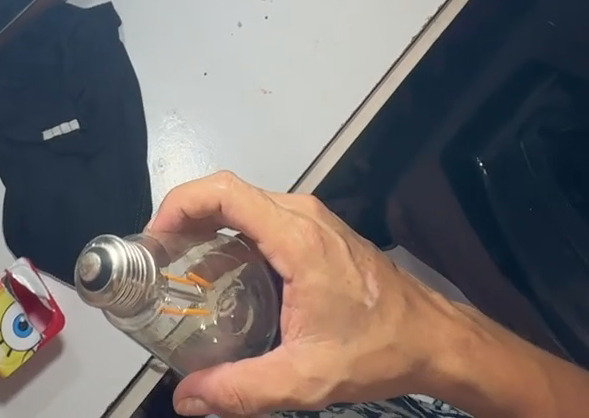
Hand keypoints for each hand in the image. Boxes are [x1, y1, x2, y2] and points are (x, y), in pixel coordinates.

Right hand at [149, 172, 503, 416]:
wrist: (433, 337)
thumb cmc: (375, 349)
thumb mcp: (305, 377)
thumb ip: (242, 389)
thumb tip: (186, 400)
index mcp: (294, 236)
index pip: (226, 191)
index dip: (182, 203)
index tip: (155, 237)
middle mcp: (299, 212)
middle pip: (228, 191)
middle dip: (185, 215)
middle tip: (158, 258)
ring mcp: (309, 216)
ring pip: (244, 201)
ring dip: (207, 222)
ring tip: (180, 265)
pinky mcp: (315, 227)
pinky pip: (261, 214)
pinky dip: (231, 230)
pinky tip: (220, 270)